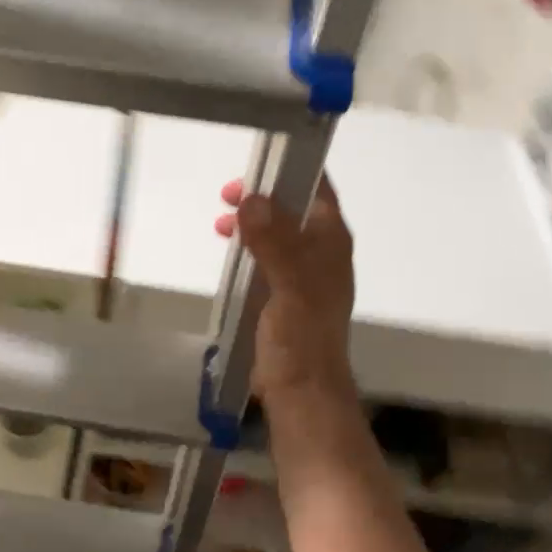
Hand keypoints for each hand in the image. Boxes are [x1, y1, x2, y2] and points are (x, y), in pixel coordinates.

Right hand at [214, 176, 356, 400]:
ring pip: (278, 232)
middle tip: (226, 195)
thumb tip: (252, 199)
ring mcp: (303, 274)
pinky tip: (229, 255)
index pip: (316, 188)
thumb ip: (275, 243)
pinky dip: (249, 248)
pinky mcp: (284, 296)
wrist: (301, 390)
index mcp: (330, 241)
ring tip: (220, 223)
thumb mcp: (289, 286)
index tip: (255, 160)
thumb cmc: (301, 338)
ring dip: (252, 222)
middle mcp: (321, 252)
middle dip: (262, 196)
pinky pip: (267, 258)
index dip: (289, 169)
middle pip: (293, 208)